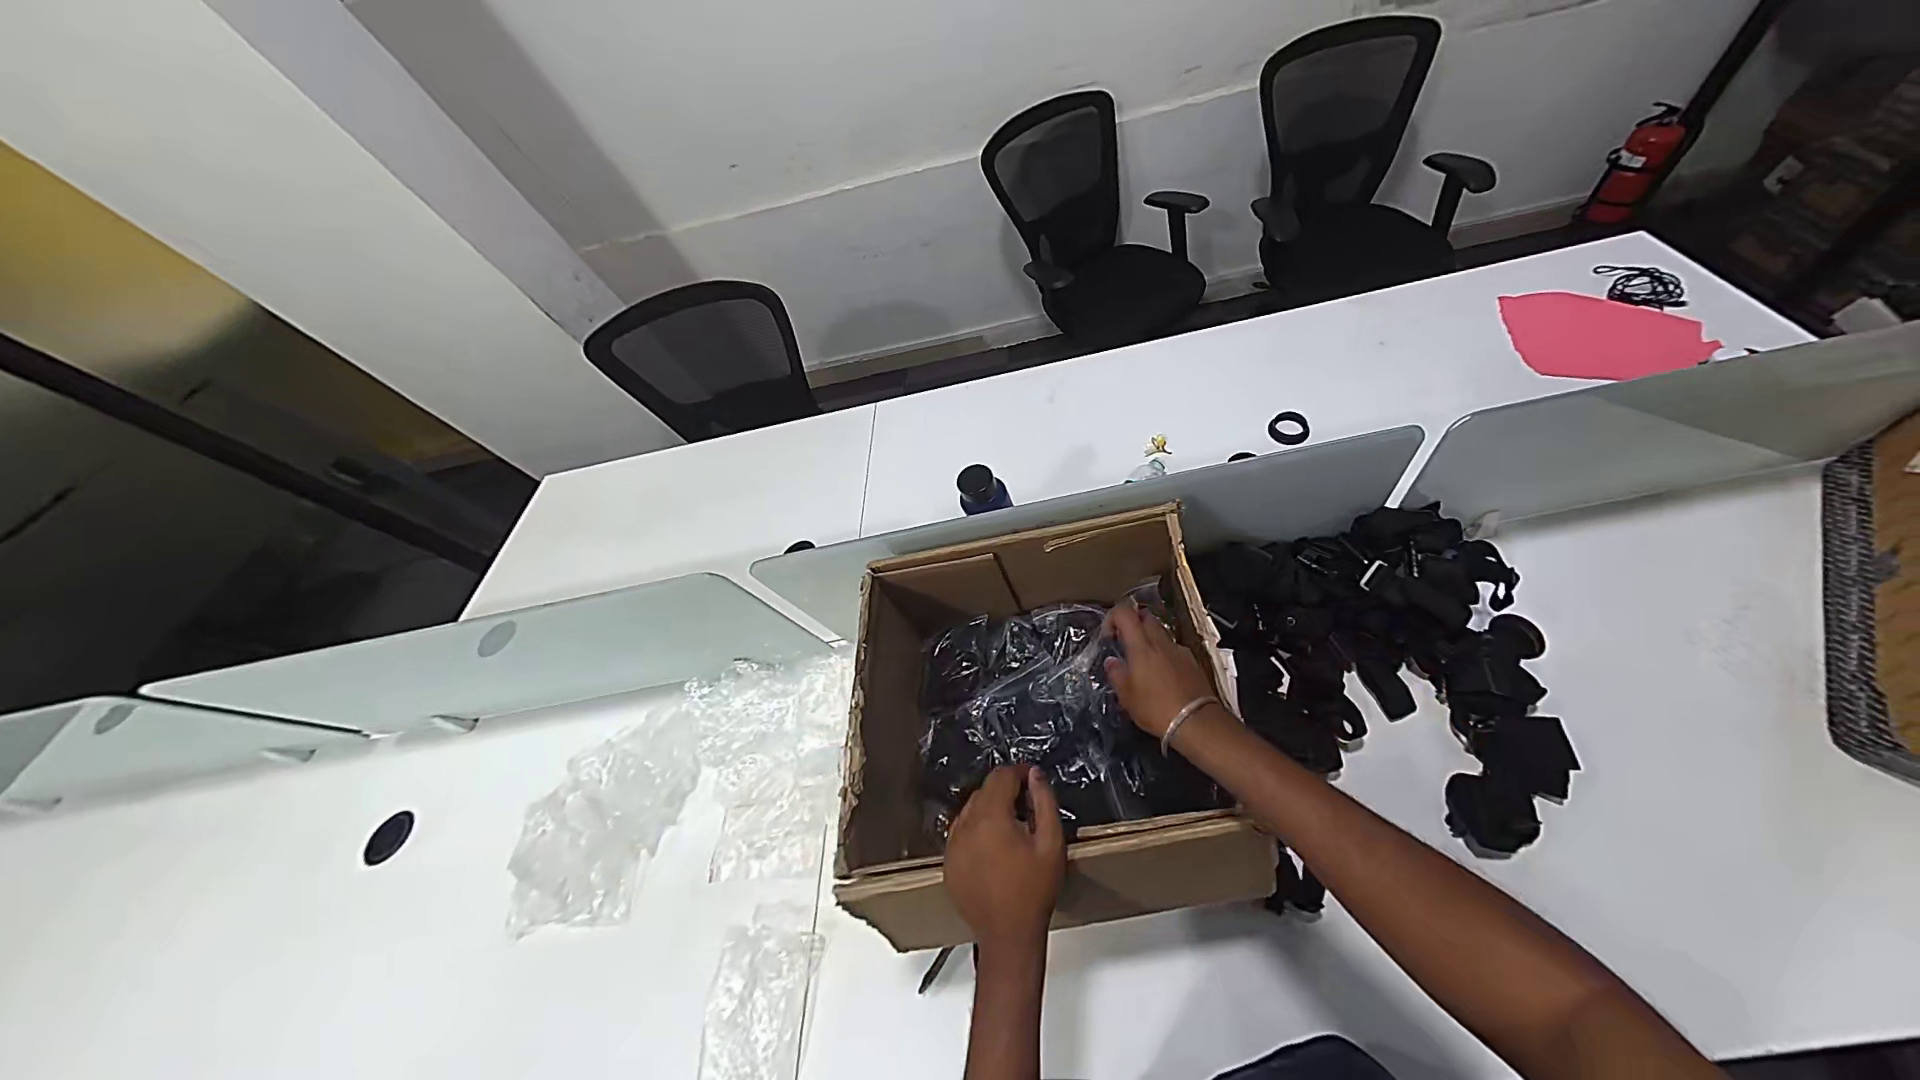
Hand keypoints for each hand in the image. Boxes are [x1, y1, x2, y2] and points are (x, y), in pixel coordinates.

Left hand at [944, 765, 1064, 950]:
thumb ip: (1044, 802)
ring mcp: (953, 845)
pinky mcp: (948, 862)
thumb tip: (1035, 775)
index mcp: (990, 817)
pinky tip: (994, 849)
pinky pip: (961, 833)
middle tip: (1027, 807)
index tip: (1032, 779)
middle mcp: (965, 825)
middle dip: (1005, 792)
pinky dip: (976, 831)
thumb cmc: (1034, 891)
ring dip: (989, 810)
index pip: (1000, 776)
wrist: (1008, 936)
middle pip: (984, 791)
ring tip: (1012, 829)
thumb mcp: (1051, 844)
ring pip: (970, 811)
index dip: (1018, 773)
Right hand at [1104, 603, 1217, 738]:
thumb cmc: (1155, 708)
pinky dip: (1163, 653)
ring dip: (1148, 639)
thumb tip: (1112, 661)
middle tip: (1124, 646)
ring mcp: (1179, 650)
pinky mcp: (1192, 661)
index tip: (1109, 638)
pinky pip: (1173, 648)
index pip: (1124, 612)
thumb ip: (1116, 673)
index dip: (1112, 618)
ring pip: (1160, 632)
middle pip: (1145, 616)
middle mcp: (1161, 641)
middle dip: (1131, 625)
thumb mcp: (1126, 695)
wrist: (1196, 722)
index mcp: (1141, 645)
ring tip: (1142, 663)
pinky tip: (1162, 675)